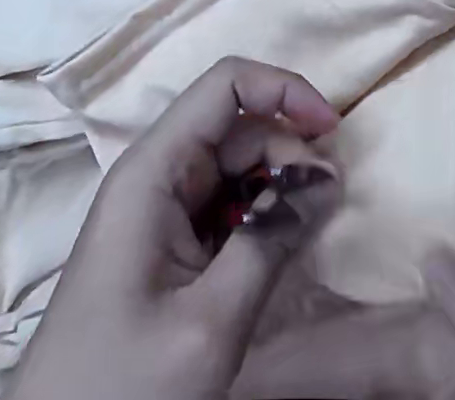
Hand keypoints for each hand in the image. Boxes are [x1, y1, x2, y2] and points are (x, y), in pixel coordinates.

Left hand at [10, 57, 342, 399]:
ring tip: (307, 230)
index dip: (282, 89)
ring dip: (279, 185)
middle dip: (288, 150)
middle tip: (327, 204)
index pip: (223, 85)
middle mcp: (156, 173)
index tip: (331, 130)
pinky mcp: (170, 240)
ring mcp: (161, 207)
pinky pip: (226, 204)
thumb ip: (269, 240)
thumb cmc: (122, 383)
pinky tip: (279, 248)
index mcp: (153, 169)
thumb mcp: (209, 320)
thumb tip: (325, 177)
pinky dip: (261, 215)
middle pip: (236, 126)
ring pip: (236, 166)